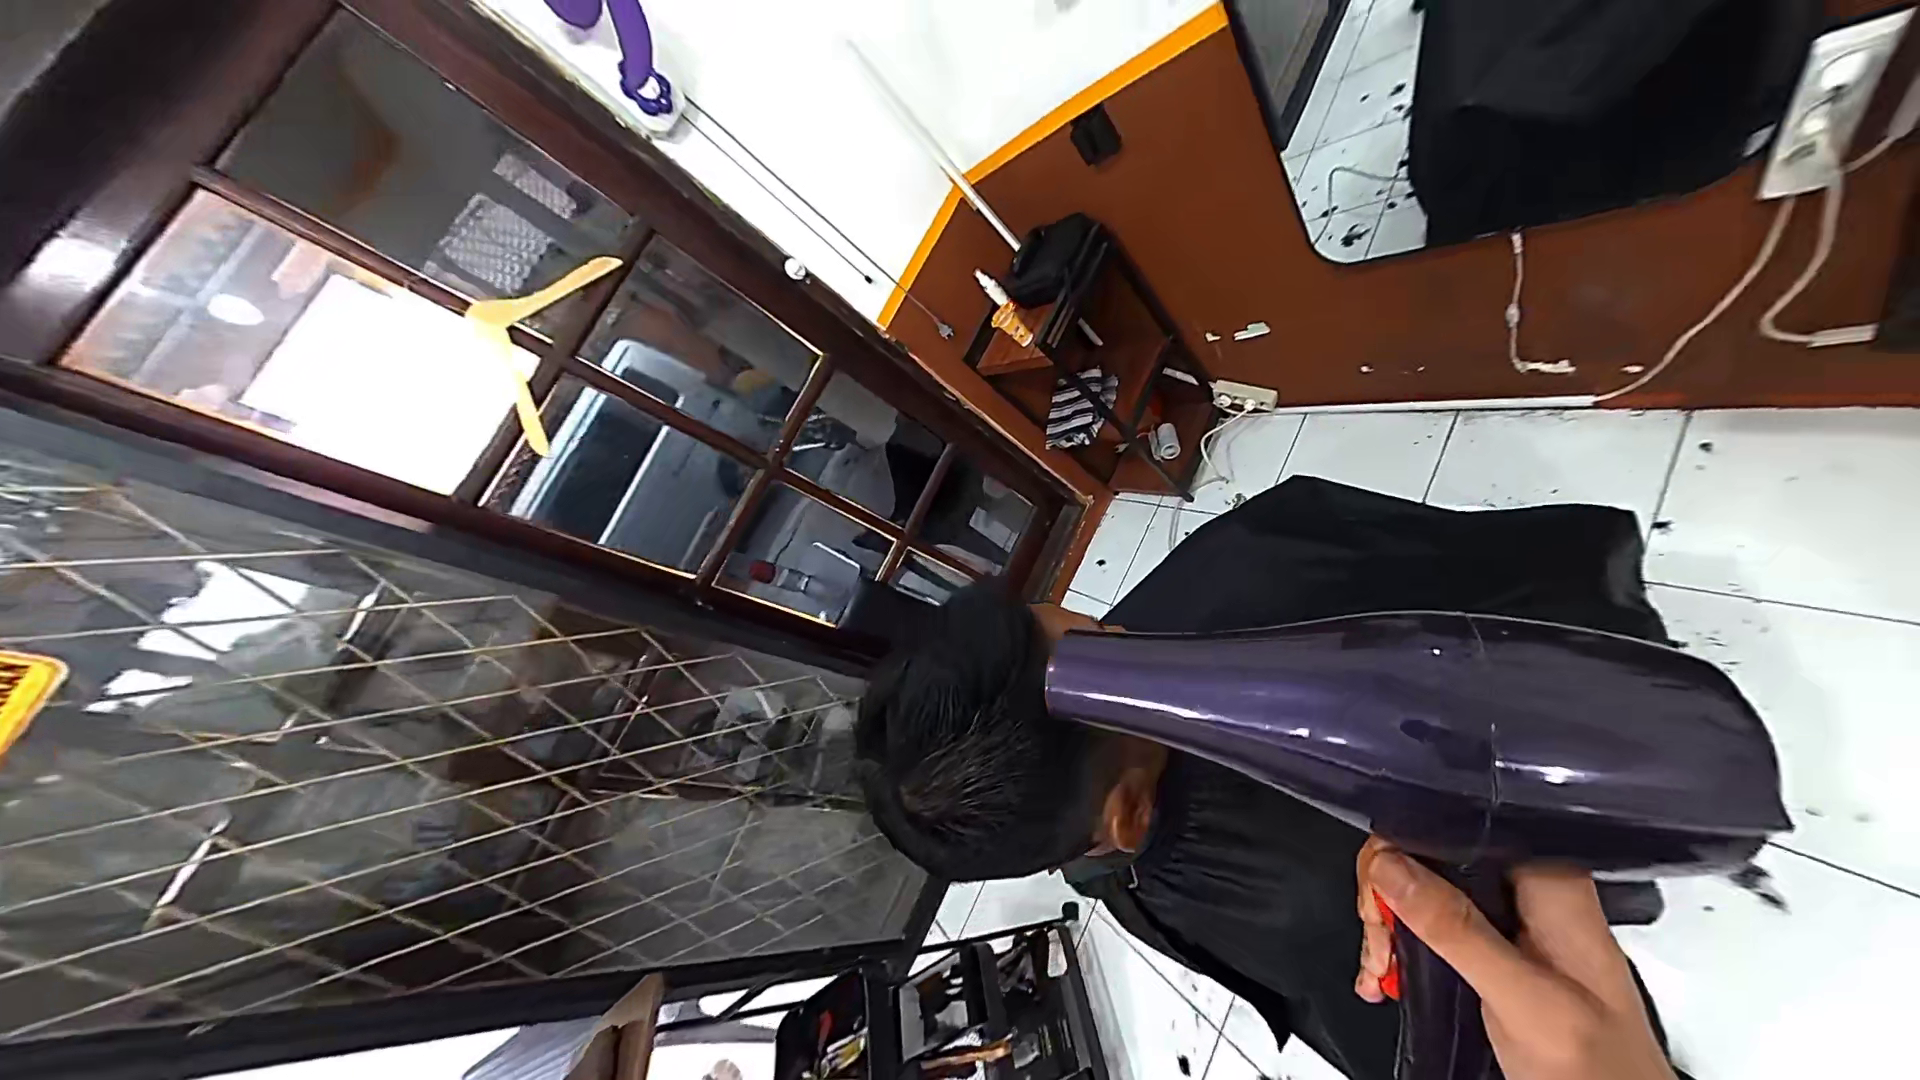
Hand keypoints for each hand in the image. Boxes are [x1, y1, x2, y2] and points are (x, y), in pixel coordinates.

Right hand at [1354, 837, 1675, 1079]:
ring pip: (1410, 883)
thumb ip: (1457, 931)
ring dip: (1383, 922)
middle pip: (1421, 852)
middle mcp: (1520, 886)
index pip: (1450, 825)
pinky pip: (1416, 915)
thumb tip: (1387, 865)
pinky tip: (1387, 971)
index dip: (1399, 846)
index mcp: (1546, 882)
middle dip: (1383, 893)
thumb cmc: (1604, 1076)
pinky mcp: (1482, 937)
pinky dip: (1391, 941)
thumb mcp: (1529, 1005)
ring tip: (1383, 966)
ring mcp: (1499, 912)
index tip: (1379, 893)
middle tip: (1380, 937)